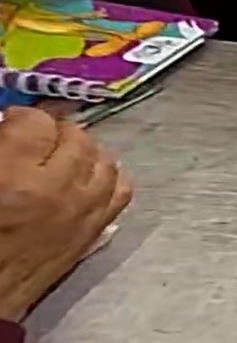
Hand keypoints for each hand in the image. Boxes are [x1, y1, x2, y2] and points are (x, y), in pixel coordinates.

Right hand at [0, 108, 131, 323]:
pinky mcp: (97, 227)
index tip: (6, 116)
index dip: (20, 116)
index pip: (36, 127)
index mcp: (12, 180)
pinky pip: (119, 187)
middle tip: (32, 128)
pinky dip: (106, 172)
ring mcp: (87, 209)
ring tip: (59, 147)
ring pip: (105, 160)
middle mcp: (61, 191)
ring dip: (85, 148)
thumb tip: (3, 131)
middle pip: (77, 140)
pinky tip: (86, 171)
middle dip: (55, 129)